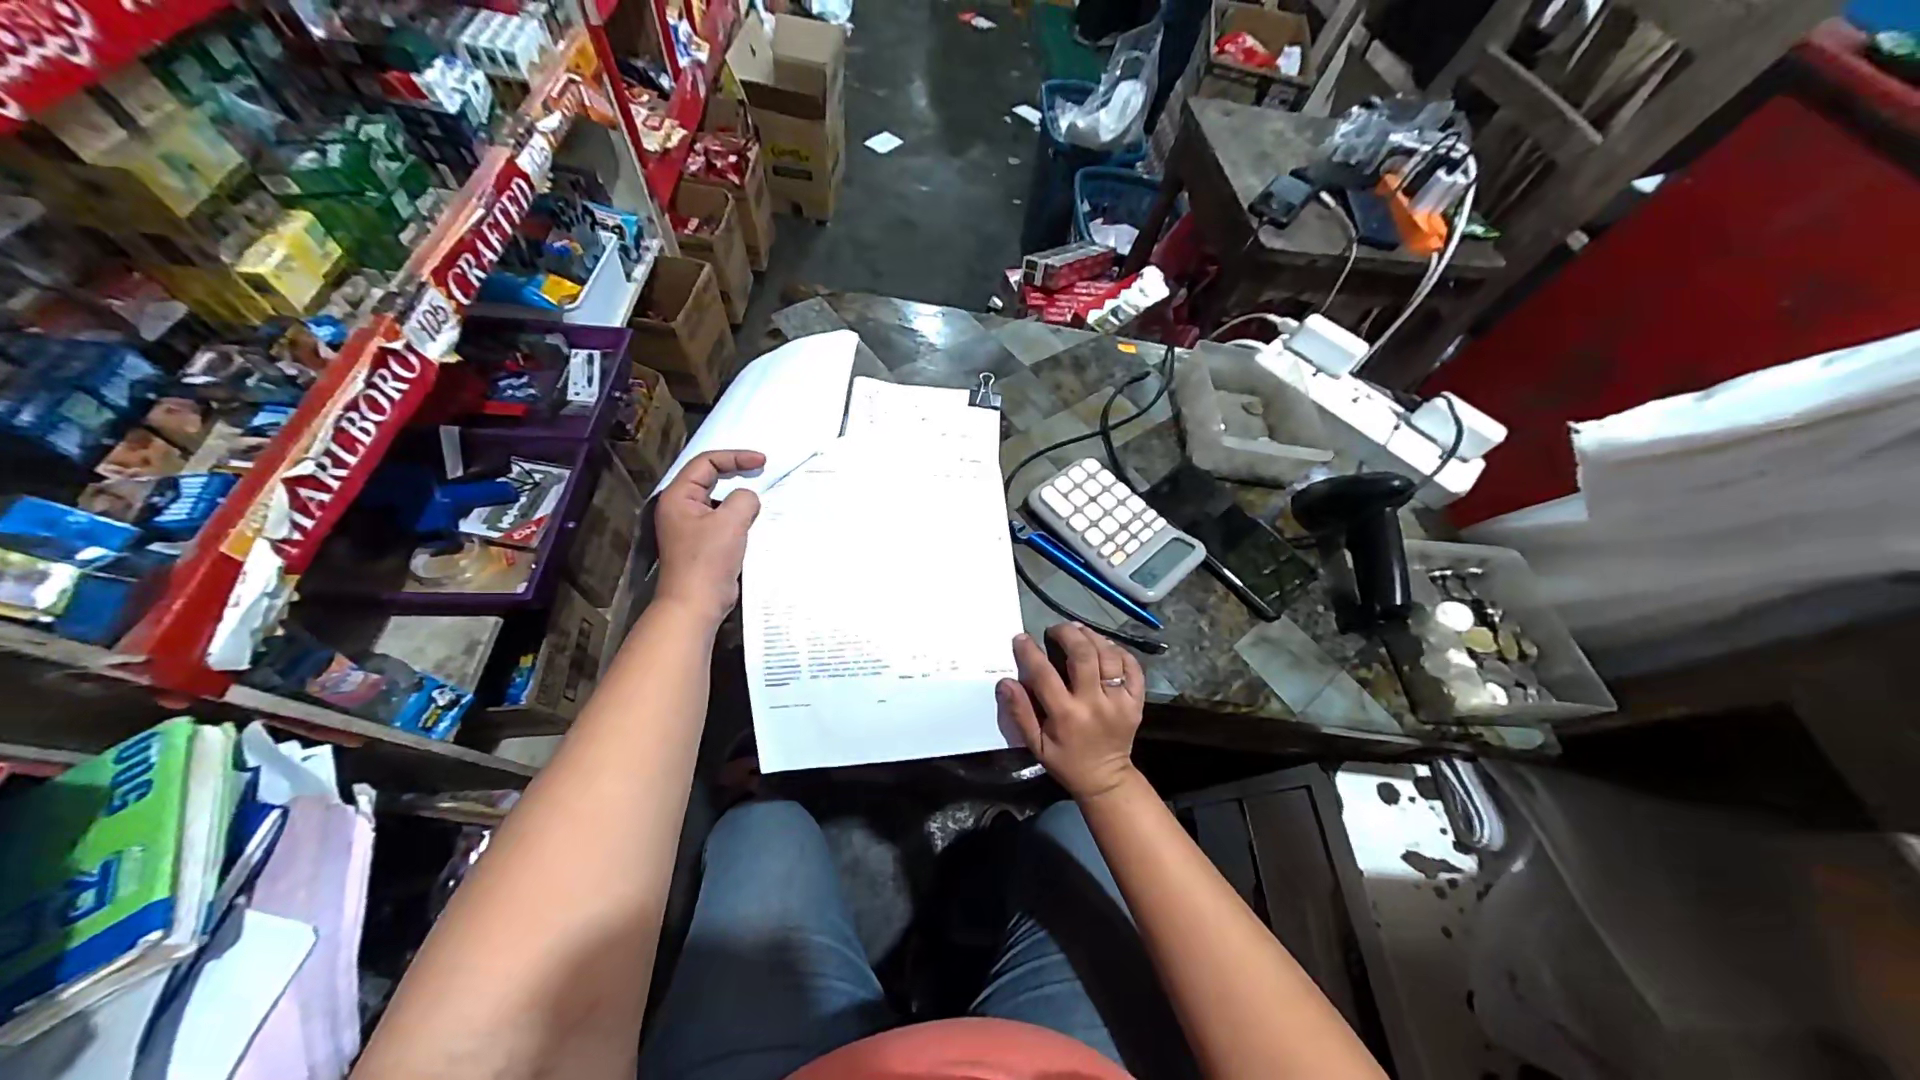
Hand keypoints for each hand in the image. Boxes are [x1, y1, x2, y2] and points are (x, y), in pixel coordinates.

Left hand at [653, 450, 765, 625]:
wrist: (695, 604)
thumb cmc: (708, 560)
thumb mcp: (731, 522)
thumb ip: (744, 499)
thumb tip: (748, 498)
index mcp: (679, 496)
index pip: (706, 462)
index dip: (735, 457)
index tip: (762, 462)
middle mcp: (680, 507)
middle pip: (709, 477)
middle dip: (736, 472)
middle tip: (762, 470)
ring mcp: (690, 525)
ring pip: (717, 499)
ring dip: (738, 497)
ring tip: (760, 497)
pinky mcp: (701, 542)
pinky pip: (721, 519)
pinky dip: (738, 515)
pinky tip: (753, 521)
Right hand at [997, 623, 1144, 800]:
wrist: (1106, 779)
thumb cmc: (1066, 761)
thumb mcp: (1036, 744)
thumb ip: (1020, 712)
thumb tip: (1005, 682)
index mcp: (1066, 716)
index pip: (1045, 674)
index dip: (1030, 652)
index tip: (1021, 638)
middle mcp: (1095, 704)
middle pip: (1083, 655)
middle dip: (1067, 634)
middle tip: (1055, 629)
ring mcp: (1120, 701)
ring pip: (1109, 656)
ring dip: (1092, 637)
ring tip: (1078, 631)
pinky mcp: (1137, 701)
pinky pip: (1132, 667)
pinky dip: (1119, 651)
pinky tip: (1104, 646)